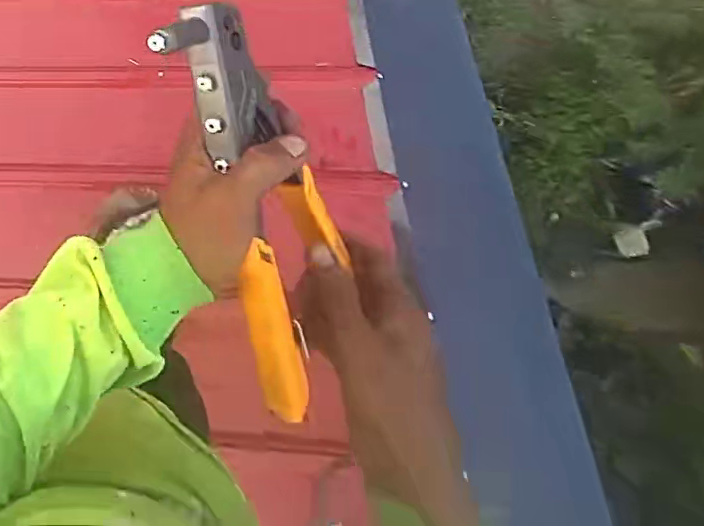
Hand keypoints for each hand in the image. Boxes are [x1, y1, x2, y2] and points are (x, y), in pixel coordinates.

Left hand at [160, 109, 307, 296]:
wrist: (182, 276)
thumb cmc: (204, 232)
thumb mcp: (234, 195)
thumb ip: (263, 163)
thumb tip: (296, 140)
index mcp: (197, 140)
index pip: (219, 99)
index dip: (248, 94)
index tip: (278, 104)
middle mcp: (206, 147)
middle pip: (240, 119)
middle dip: (270, 120)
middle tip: (297, 134)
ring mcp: (218, 169)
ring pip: (250, 142)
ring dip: (275, 141)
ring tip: (299, 149)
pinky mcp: (230, 190)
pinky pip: (255, 165)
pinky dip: (274, 163)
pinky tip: (292, 169)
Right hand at [294, 234, 478, 525]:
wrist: (410, 474)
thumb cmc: (387, 402)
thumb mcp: (357, 344)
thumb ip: (337, 295)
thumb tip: (319, 245)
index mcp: (401, 311)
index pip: (374, 259)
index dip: (344, 241)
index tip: (306, 230)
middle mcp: (394, 321)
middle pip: (355, 281)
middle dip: (322, 277)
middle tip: (293, 288)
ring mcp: (382, 346)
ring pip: (344, 308)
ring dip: (318, 304)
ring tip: (293, 313)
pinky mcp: (369, 368)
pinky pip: (342, 334)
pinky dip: (322, 329)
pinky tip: (303, 336)